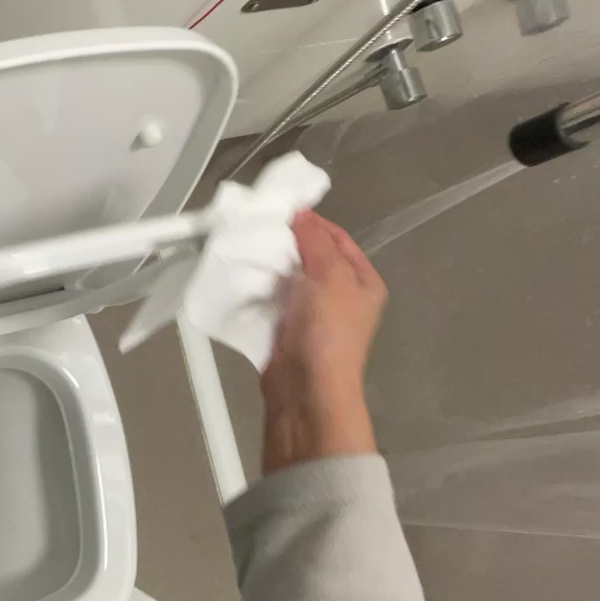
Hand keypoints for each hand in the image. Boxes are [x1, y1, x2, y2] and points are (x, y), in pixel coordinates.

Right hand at [260, 211, 385, 473]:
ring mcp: (309, 315)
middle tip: (255, 229)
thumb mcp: (329, 277)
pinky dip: (254, 290)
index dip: (311, 224)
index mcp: (362, 282)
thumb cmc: (328, 332)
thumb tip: (299, 212)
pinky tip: (238, 280)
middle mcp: (339, 296)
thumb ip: (314, 242)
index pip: (337, 240)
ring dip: (266, 267)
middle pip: (309, 258)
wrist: (306, 389)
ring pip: (285, 279)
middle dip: (284, 244)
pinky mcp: (282, 330)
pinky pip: (268, 301)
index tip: (279, 211)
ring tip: (242, 250)